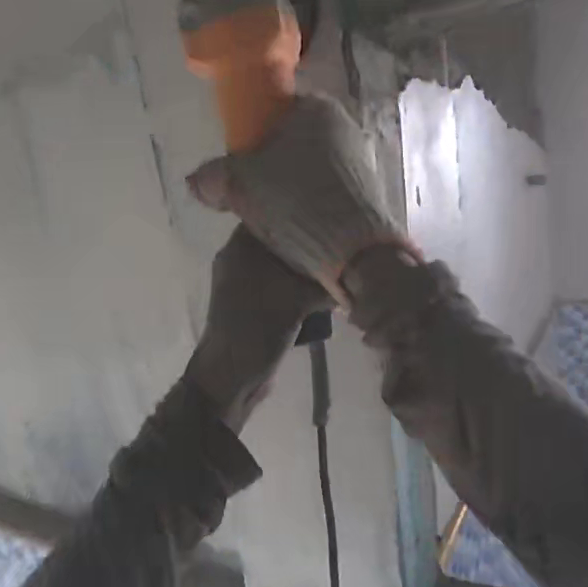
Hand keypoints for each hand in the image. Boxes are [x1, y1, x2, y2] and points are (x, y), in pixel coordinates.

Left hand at [183, 226, 332, 431]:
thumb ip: (324, 279)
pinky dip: (303, 289)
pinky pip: (284, 288)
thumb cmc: (258, 327)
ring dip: (310, 269)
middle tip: (345, 239)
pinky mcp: (258, 306)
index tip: (332, 211)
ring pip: (285, 267)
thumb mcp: (296, 297)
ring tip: (342, 264)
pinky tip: (328, 291)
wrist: (233, 375)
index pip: (273, 214)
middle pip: (282, 241)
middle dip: (312, 243)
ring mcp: (248, 285)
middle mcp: (242, 260)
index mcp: (241, 247)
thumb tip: (354, 268)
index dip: (302, 211)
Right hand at [186, 93, 416, 303]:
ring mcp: (364, 161)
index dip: (251, 140)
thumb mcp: (238, 186)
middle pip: (294, 144)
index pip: (274, 114)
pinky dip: (316, 208)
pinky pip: (332, 195)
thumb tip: (197, 181)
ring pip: (313, 171)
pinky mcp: (374, 195)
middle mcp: (347, 125)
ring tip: (277, 221)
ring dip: (293, 191)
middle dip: (272, 168)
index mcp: (317, 106)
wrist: (357, 254)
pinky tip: (303, 231)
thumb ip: (211, 177)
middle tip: (253, 198)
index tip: (239, 169)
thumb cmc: (295, 205)